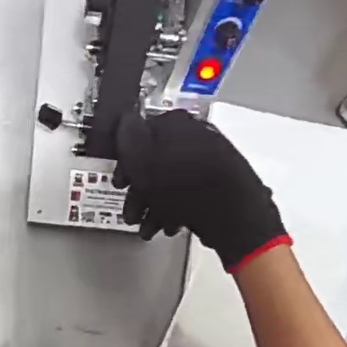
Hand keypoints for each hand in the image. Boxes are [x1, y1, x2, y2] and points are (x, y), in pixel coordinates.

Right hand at [115, 109, 287, 270]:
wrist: (225, 209)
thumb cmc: (179, 183)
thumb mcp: (139, 157)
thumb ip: (127, 135)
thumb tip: (124, 119)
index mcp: (174, 123)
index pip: (140, 137)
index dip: (126, 163)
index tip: (120, 183)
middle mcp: (194, 136)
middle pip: (156, 165)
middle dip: (140, 193)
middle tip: (132, 213)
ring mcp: (209, 161)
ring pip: (171, 184)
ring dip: (154, 207)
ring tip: (147, 228)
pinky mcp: (219, 184)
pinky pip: (189, 196)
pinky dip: (175, 211)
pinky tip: (168, 227)